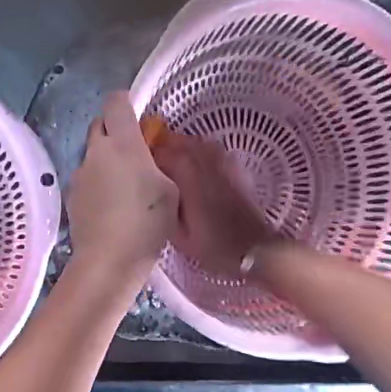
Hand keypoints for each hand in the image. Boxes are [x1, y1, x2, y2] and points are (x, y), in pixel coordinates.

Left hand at [66, 92, 177, 277]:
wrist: (108, 259)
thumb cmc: (147, 222)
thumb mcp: (170, 189)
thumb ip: (158, 164)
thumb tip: (147, 157)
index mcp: (122, 143)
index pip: (116, 102)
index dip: (125, 102)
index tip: (137, 114)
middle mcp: (95, 152)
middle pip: (99, 125)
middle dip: (114, 129)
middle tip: (134, 150)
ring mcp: (78, 173)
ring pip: (92, 154)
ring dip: (105, 159)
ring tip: (124, 185)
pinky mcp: (70, 194)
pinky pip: (86, 178)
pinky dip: (97, 182)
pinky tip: (110, 205)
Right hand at [150, 132, 277, 276]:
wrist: (256, 250)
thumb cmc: (214, 246)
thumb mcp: (178, 235)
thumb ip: (163, 208)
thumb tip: (151, 192)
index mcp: (189, 178)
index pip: (162, 154)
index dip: (146, 155)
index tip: (134, 163)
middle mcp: (207, 164)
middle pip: (179, 141)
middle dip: (161, 145)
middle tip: (148, 157)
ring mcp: (224, 164)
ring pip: (197, 142)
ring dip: (180, 145)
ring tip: (168, 157)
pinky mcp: (235, 169)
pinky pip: (212, 150)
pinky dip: (199, 150)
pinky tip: (193, 163)